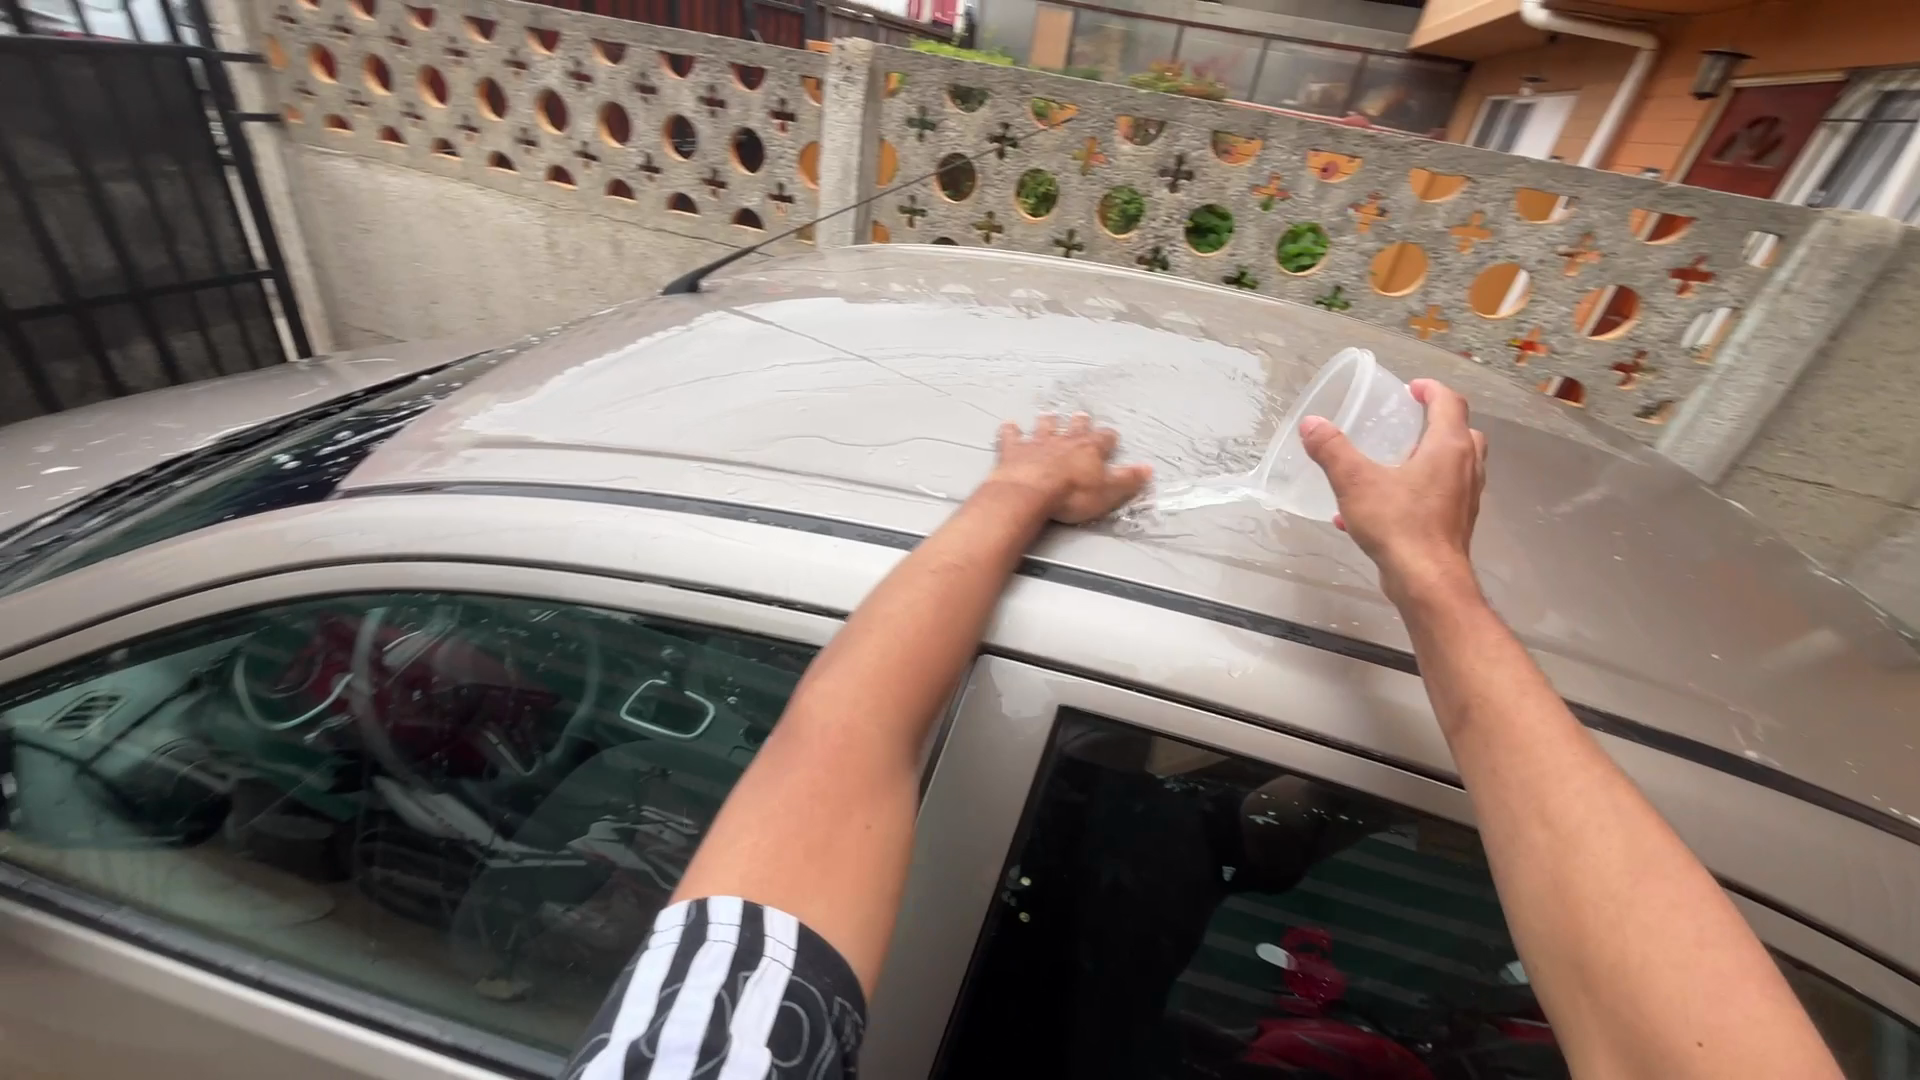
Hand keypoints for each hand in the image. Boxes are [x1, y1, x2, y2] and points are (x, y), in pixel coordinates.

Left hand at [991, 413, 1152, 524]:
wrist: (1031, 492)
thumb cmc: (1072, 495)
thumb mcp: (1108, 491)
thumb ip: (1128, 479)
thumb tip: (1148, 469)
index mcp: (1090, 449)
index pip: (1104, 438)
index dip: (1108, 438)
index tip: (1111, 436)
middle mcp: (1065, 440)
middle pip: (1075, 426)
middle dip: (1079, 422)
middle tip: (1080, 415)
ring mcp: (1038, 442)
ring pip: (1045, 426)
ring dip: (1047, 422)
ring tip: (1049, 416)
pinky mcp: (1014, 450)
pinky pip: (1011, 436)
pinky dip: (1010, 431)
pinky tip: (1008, 426)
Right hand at [1301, 379, 1486, 599]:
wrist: (1426, 580)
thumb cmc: (1398, 524)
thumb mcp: (1355, 483)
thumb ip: (1332, 451)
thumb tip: (1311, 423)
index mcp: (1448, 448)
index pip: (1449, 403)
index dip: (1431, 390)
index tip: (1411, 388)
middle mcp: (1465, 468)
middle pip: (1460, 433)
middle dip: (1436, 423)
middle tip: (1407, 423)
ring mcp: (1465, 498)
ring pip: (1454, 466)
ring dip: (1430, 456)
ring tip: (1396, 461)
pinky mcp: (1456, 523)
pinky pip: (1438, 495)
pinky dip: (1416, 490)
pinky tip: (1378, 508)